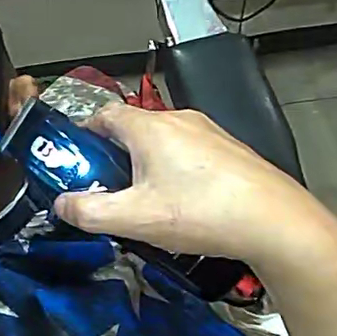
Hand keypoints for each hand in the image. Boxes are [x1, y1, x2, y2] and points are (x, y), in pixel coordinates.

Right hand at [52, 105, 336, 267]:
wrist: (274, 221)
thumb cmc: (201, 212)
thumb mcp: (135, 218)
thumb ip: (90, 211)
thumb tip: (61, 205)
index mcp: (150, 128)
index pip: (105, 114)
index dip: (85, 132)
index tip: (76, 158)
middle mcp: (180, 120)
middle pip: (134, 128)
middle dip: (115, 154)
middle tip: (107, 187)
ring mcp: (210, 132)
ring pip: (164, 141)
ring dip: (146, 163)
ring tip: (145, 199)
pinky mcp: (231, 150)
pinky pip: (191, 152)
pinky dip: (175, 169)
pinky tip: (184, 202)